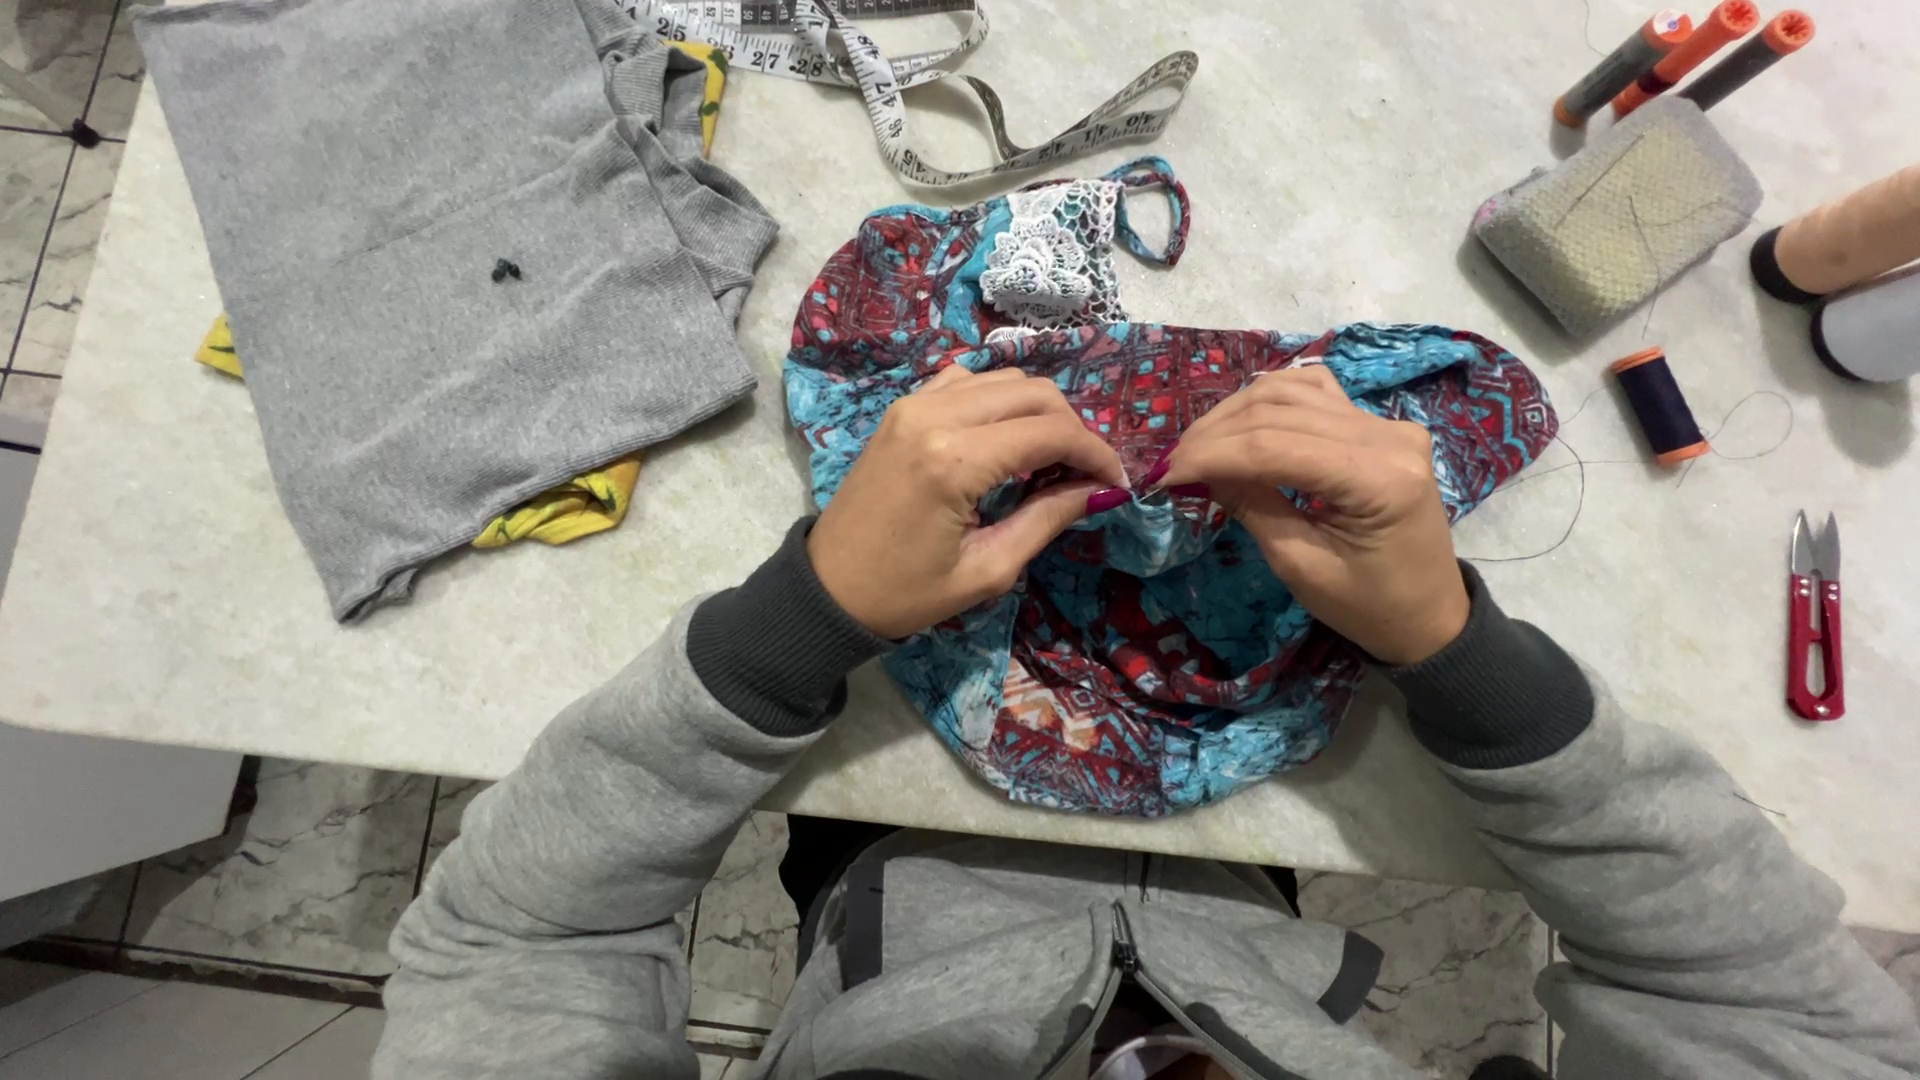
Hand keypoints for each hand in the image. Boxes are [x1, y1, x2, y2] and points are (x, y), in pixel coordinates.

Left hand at [809, 365, 1125, 638]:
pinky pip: (966, 382)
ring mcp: (913, 404)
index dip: (1094, 453)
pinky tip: (1005, 438)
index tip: (1116, 481)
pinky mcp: (902, 408)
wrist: (827, 589)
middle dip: (1072, 429)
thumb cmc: (905, 593)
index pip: (1050, 432)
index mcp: (955, 460)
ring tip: (1050, 460)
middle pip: (1033, 393)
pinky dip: (998, 400)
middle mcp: (934, 415)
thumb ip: (1046, 519)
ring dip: (1038, 411)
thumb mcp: (987, 570)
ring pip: (1003, 379)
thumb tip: (1099, 490)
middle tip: (1085, 473)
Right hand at [1156, 366, 1468, 664]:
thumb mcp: (1299, 564)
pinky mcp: (1378, 425)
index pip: (1273, 446)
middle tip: (1169, 465)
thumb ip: (1250, 505)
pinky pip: (1313, 392)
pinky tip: (1238, 424)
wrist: (1428, 614)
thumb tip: (1194, 471)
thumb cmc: (1366, 606)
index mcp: (1378, 479)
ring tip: (1196, 447)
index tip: (1162, 476)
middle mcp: (1388, 435)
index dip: (1210, 455)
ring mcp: (1387, 424)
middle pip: (1278, 410)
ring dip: (1233, 414)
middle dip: (1213, 435)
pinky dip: (1267, 401)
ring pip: (1290, 390)